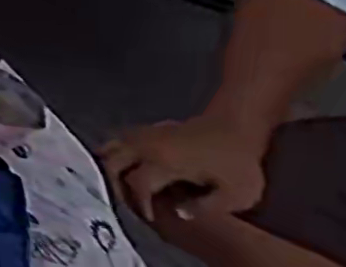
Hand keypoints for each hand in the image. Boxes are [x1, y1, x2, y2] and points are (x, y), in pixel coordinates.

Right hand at [99, 116, 268, 222]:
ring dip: (110, 166)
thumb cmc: (236, 165)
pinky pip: (116, 140)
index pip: (137, 183)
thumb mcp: (234, 196)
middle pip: (113, 162)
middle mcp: (145, 146)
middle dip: (115, 184)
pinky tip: (126, 166)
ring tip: (123, 184)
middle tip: (129, 202)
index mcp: (164, 162)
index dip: (139, 203)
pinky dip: (113, 153)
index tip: (149, 217)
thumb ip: (204, 207)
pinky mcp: (143, 129)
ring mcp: (141, 134)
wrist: (232, 130)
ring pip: (109, 147)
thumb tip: (177, 214)